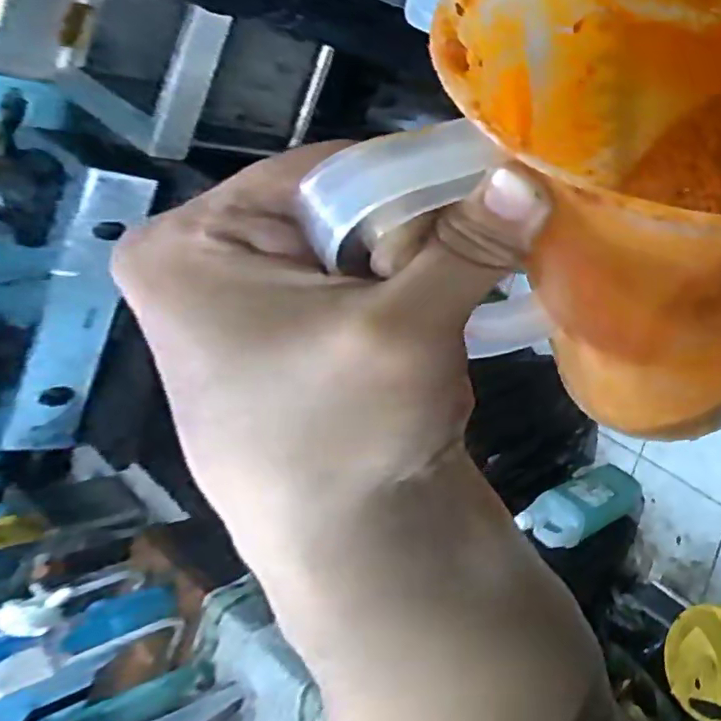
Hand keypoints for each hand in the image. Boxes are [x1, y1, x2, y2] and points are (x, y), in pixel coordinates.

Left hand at [111, 141, 548, 556]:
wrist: (361, 552)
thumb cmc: (349, 438)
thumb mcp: (407, 329)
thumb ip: (469, 243)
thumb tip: (528, 172)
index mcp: (192, 244)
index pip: (327, 169)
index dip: (412, 180)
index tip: (484, 195)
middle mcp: (213, 259)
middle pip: (349, 202)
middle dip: (417, 232)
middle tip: (461, 272)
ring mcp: (258, 296)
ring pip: (370, 238)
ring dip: (426, 262)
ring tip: (446, 306)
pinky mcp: (302, 327)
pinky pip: (372, 275)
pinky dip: (418, 284)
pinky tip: (438, 317)